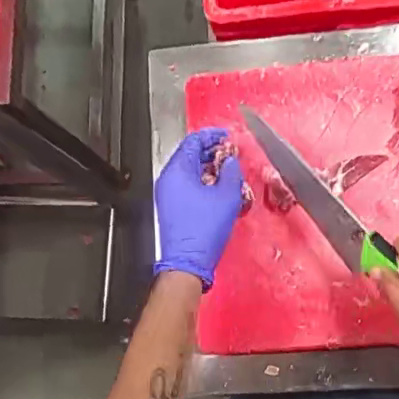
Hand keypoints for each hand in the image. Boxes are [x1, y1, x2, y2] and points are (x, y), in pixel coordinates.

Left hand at [154, 128, 243, 288]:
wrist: (187, 263)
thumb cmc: (203, 232)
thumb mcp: (227, 196)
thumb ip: (231, 171)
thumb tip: (231, 161)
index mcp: (178, 171)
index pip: (193, 141)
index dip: (212, 136)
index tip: (226, 136)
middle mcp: (168, 180)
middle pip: (189, 155)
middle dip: (211, 153)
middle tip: (229, 155)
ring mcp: (167, 195)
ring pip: (188, 172)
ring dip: (207, 169)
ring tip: (226, 174)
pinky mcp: (171, 209)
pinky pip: (186, 187)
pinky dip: (201, 183)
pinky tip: (216, 192)